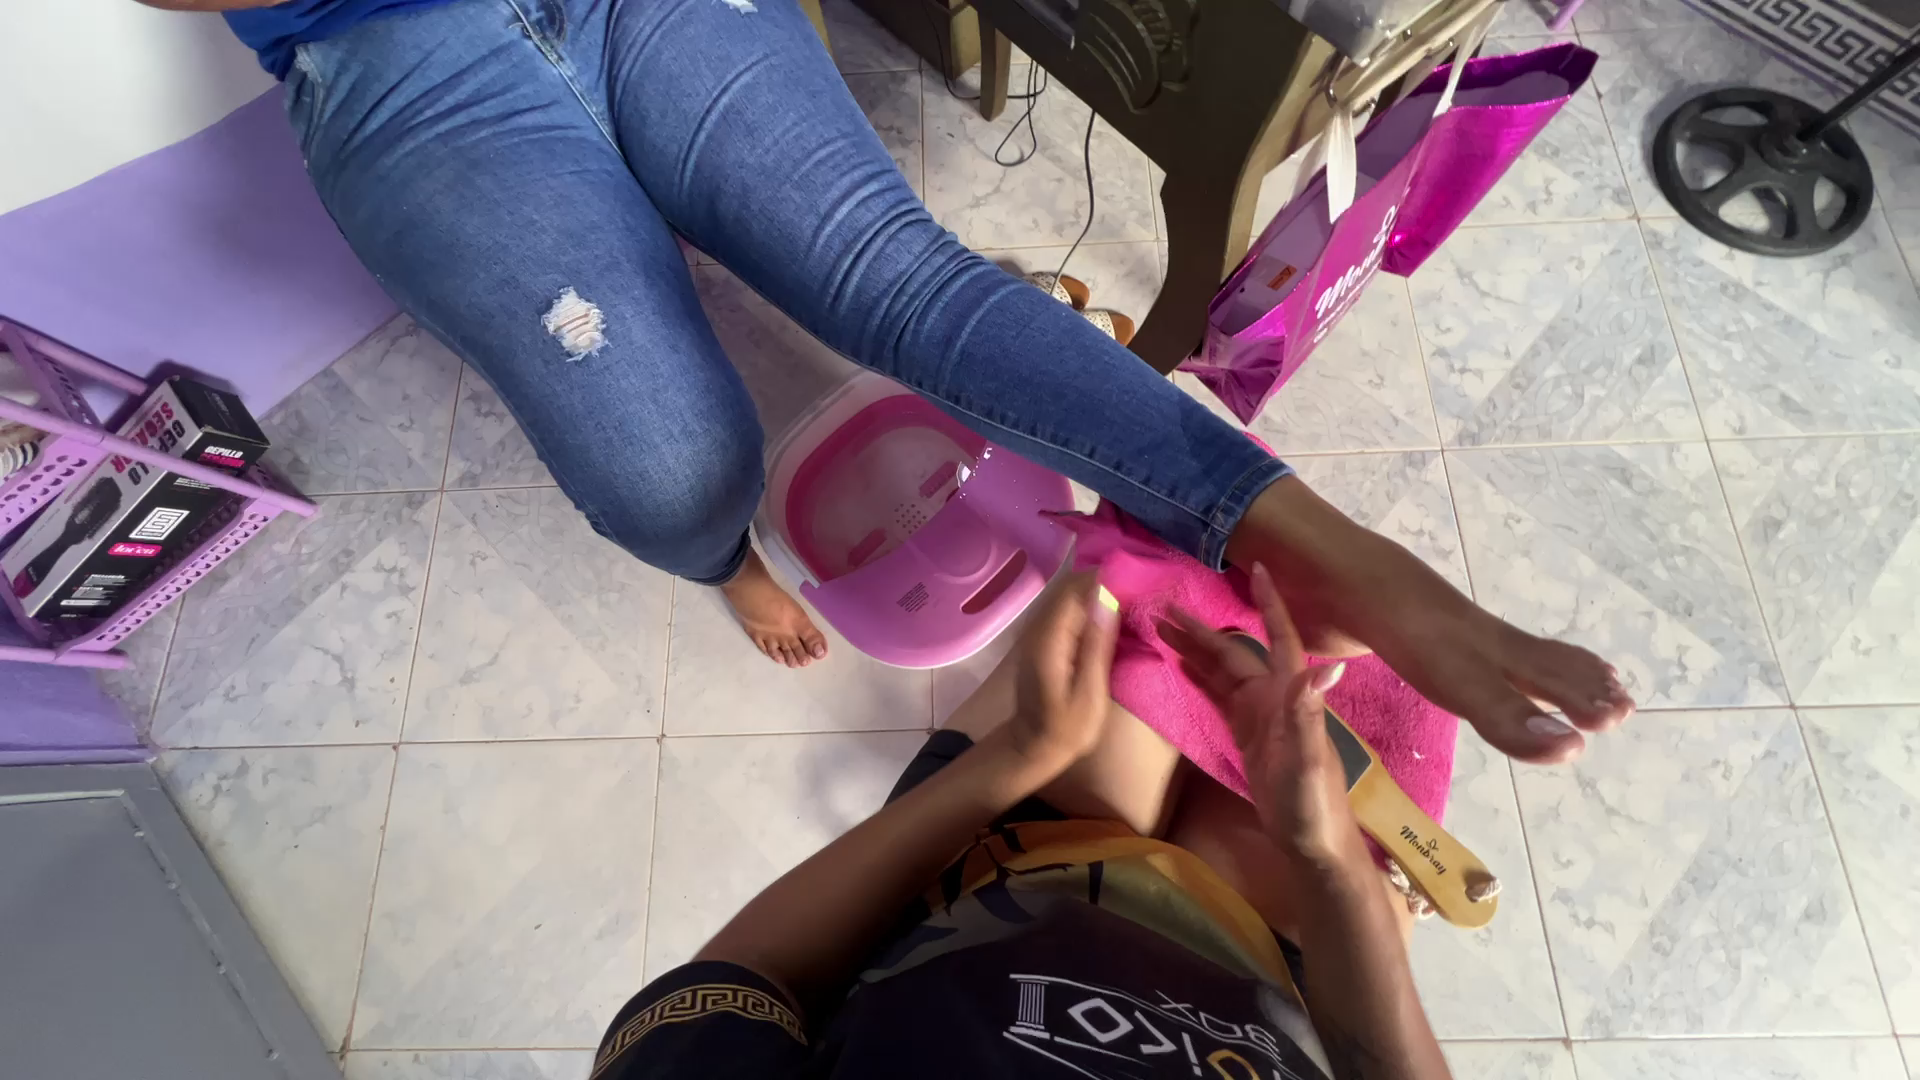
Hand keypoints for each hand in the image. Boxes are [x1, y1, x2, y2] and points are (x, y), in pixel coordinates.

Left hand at [1009, 574, 1120, 774]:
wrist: (1033, 744)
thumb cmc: (1067, 727)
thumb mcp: (1090, 691)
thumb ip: (1097, 644)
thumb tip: (1108, 599)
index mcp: (1049, 638)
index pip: (1075, 590)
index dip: (1106, 579)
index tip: (1138, 579)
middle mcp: (1037, 627)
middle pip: (1070, 587)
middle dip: (1104, 581)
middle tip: (1140, 588)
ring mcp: (1036, 631)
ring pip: (1068, 595)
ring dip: (1097, 591)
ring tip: (1132, 596)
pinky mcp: (1042, 638)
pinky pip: (1066, 609)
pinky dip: (1088, 605)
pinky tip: (1110, 614)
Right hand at [1161, 564, 1367, 875]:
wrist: (1311, 842)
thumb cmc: (1311, 803)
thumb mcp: (1306, 760)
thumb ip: (1307, 714)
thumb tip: (1326, 667)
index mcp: (1287, 694)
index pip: (1279, 638)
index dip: (1269, 604)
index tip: (1258, 569)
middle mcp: (1272, 695)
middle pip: (1233, 652)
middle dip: (1202, 629)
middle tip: (1165, 607)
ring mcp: (1258, 712)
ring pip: (1221, 669)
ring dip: (1194, 648)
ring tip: (1161, 628)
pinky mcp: (1245, 730)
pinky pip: (1217, 694)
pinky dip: (1198, 675)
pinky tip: (1179, 662)